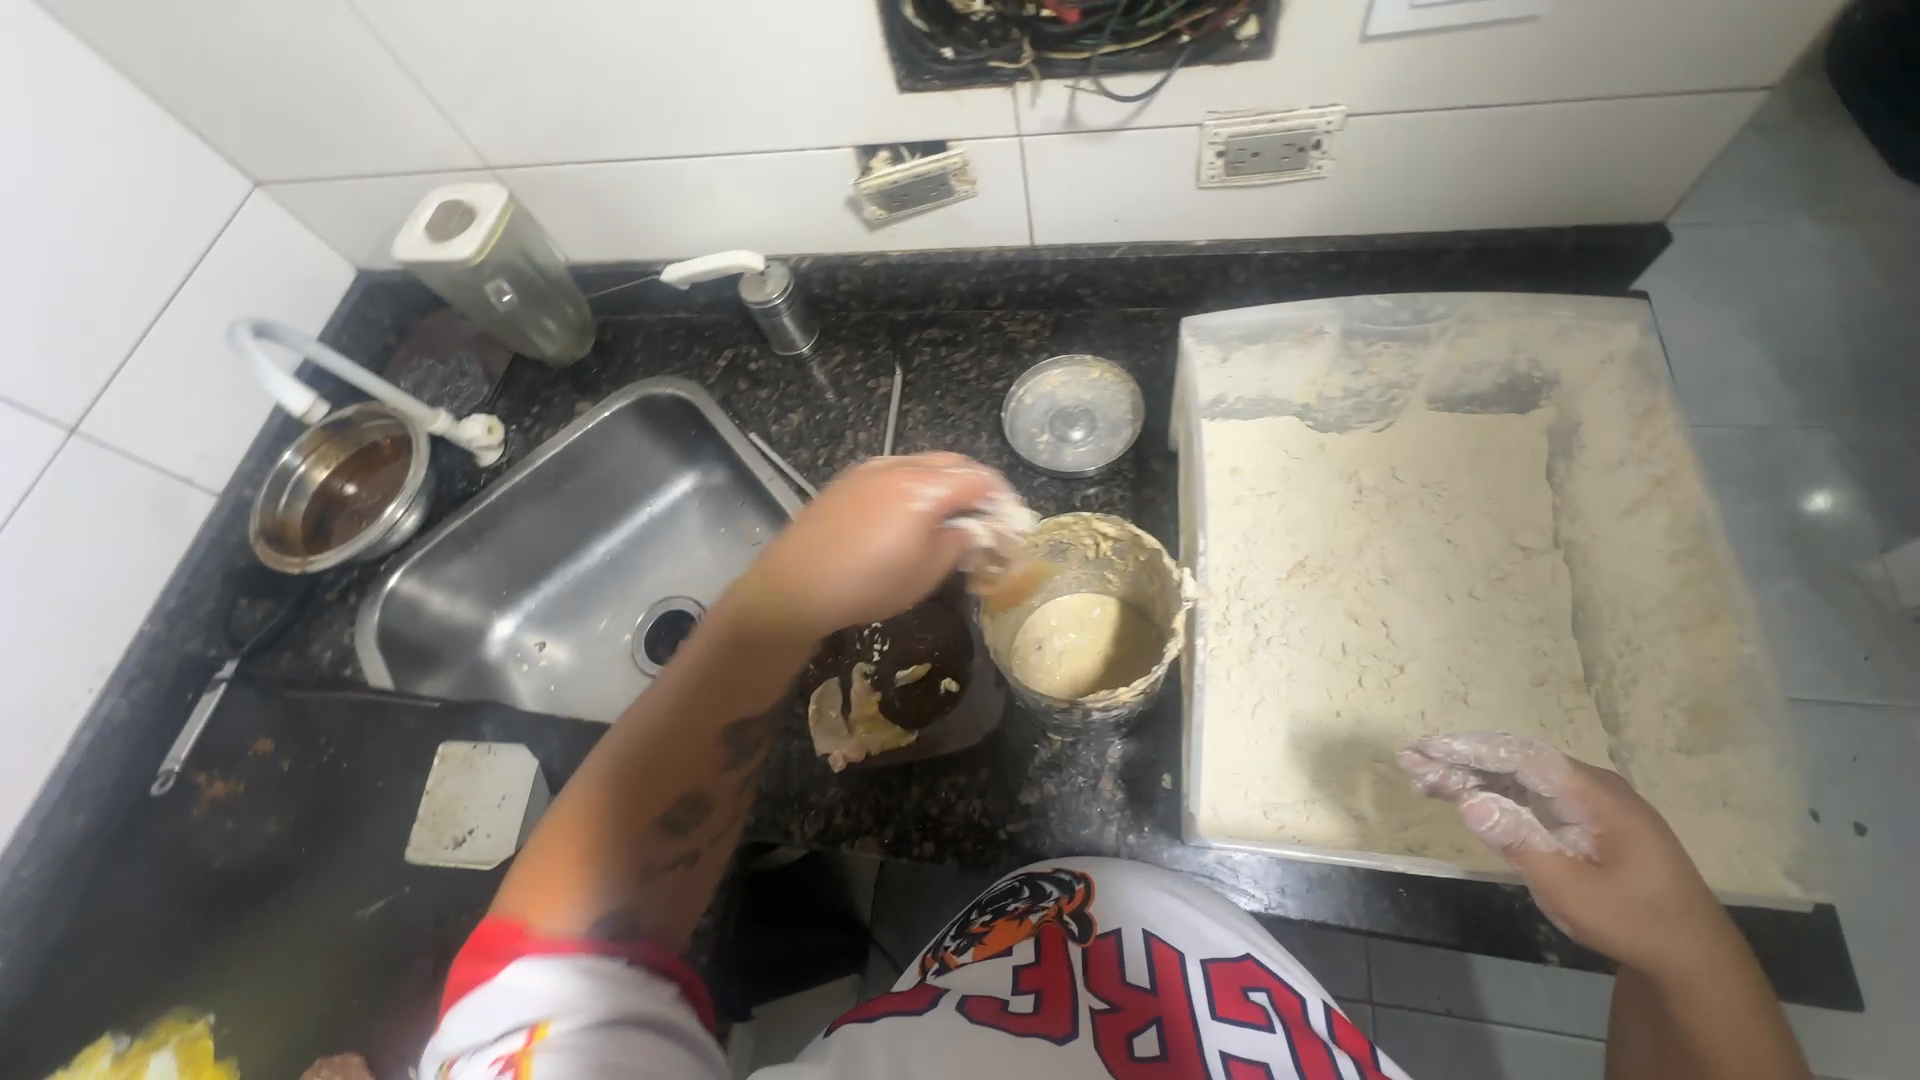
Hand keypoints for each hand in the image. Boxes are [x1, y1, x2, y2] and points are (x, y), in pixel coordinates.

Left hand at [735, 453, 1011, 640]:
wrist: (794, 586)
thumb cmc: (868, 584)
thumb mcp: (927, 572)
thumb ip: (960, 542)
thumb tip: (976, 529)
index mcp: (926, 486)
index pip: (981, 478)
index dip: (1003, 500)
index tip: (1011, 524)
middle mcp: (900, 465)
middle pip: (954, 463)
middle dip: (977, 486)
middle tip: (985, 519)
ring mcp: (871, 469)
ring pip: (923, 464)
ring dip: (946, 483)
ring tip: (950, 517)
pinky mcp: (848, 480)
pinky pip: (896, 471)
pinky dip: (916, 485)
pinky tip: (911, 514)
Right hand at [1399, 733, 1737, 976]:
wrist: (1689, 956)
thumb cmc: (1633, 922)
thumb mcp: (1572, 889)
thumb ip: (1520, 842)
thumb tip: (1468, 802)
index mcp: (1597, 796)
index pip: (1523, 757)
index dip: (1471, 750)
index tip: (1427, 749)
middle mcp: (1591, 787)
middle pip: (1515, 759)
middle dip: (1460, 758)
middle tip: (1410, 760)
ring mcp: (1586, 801)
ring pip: (1517, 775)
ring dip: (1469, 774)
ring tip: (1421, 776)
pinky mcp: (1579, 817)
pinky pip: (1528, 792)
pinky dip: (1490, 791)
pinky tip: (1458, 794)